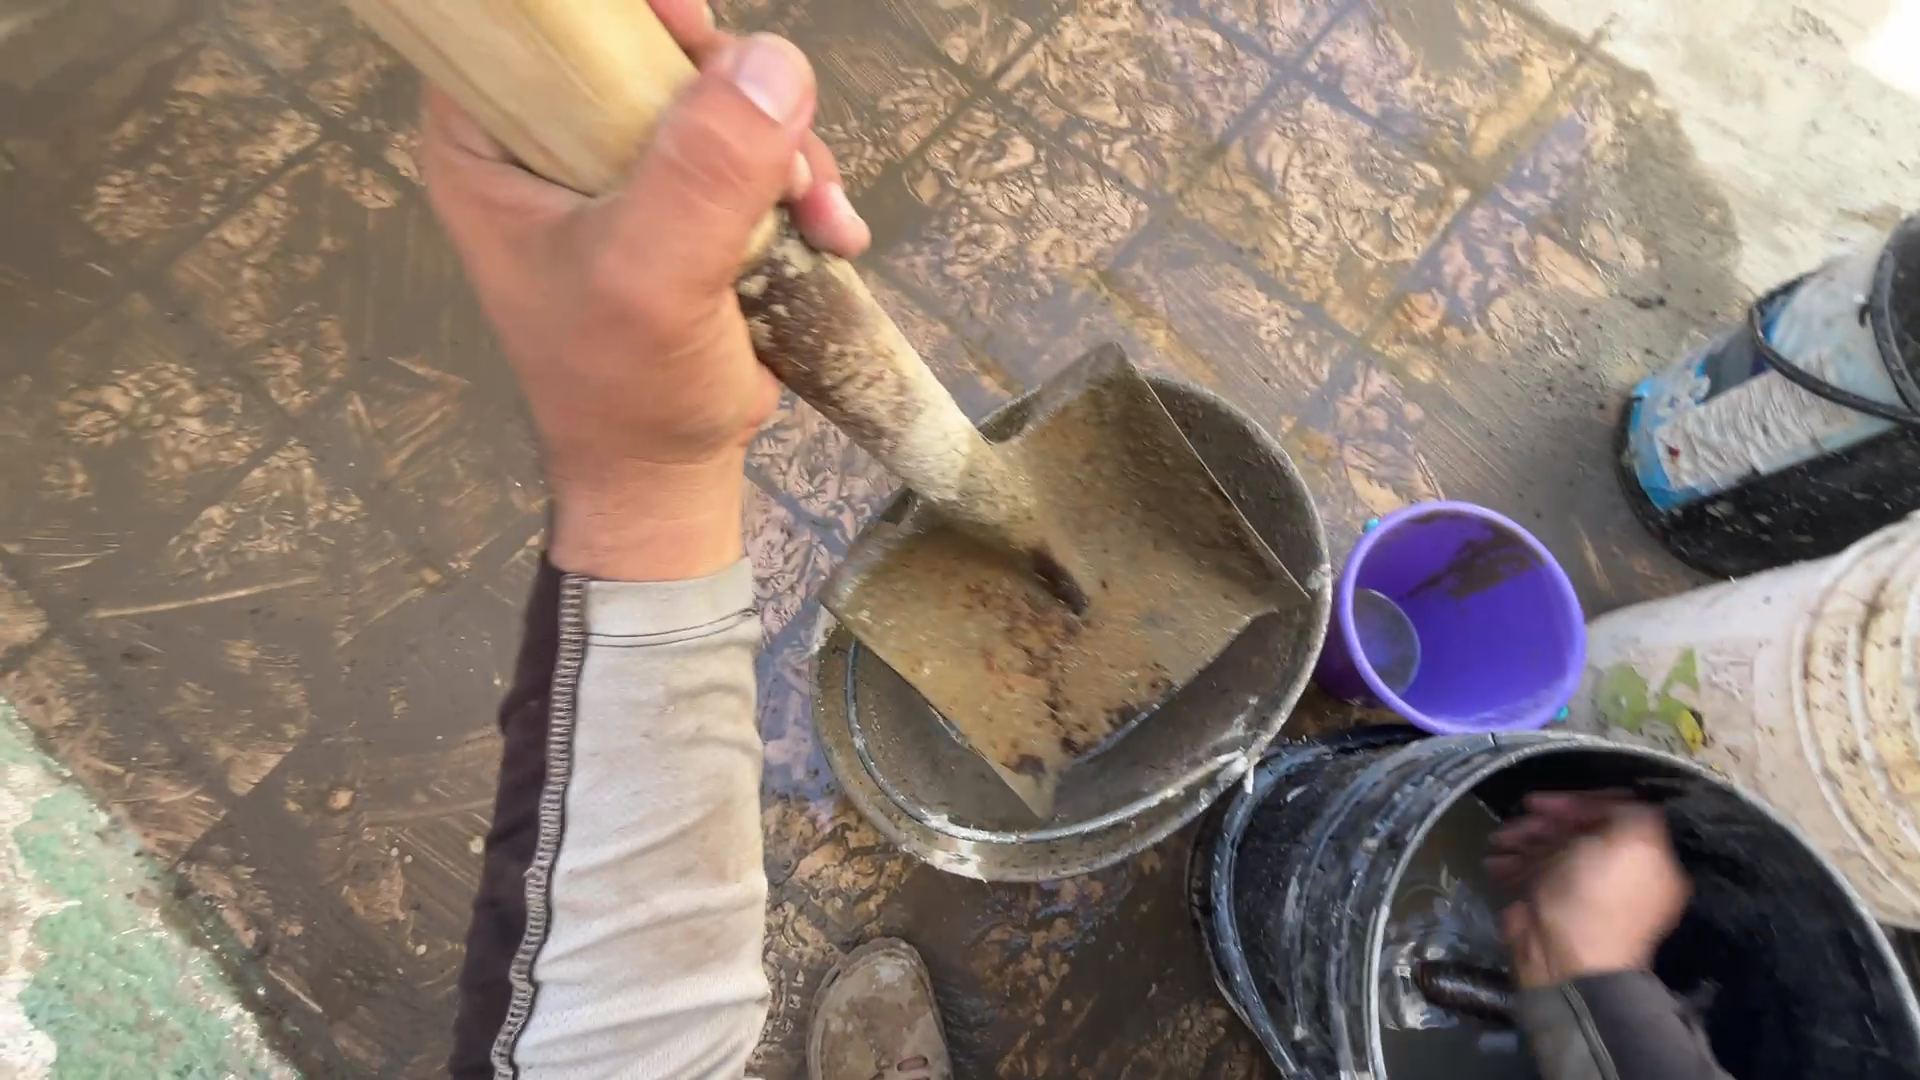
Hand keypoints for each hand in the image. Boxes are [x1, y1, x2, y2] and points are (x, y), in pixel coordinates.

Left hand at [420, 0, 869, 580]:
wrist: (671, 467)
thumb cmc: (629, 391)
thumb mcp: (651, 282)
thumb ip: (702, 175)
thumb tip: (779, 64)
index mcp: (496, 138)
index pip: (546, 21)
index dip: (624, 10)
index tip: (695, 27)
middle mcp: (562, 142)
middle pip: (657, 54)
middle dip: (742, 98)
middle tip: (791, 163)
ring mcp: (638, 179)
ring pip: (729, 108)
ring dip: (794, 156)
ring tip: (827, 221)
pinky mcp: (698, 213)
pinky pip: (761, 165)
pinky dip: (807, 193)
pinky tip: (836, 236)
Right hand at [1487, 793, 1691, 988]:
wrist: (1562, 952)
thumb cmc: (1596, 894)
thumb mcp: (1629, 845)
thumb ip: (1632, 814)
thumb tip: (1622, 800)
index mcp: (1643, 860)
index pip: (1614, 815)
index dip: (1581, 801)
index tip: (1548, 801)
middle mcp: (1616, 871)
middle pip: (1577, 828)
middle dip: (1545, 820)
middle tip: (1522, 819)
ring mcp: (1580, 886)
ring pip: (1548, 845)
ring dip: (1521, 837)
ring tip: (1500, 842)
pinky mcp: (1547, 897)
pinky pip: (1528, 867)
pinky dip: (1510, 860)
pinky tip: (1497, 863)